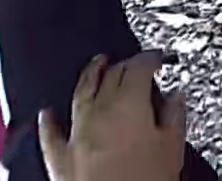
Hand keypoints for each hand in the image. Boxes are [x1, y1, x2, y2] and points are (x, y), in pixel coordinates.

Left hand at [38, 52, 186, 180]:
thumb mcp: (172, 149)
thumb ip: (174, 115)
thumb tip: (175, 97)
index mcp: (130, 103)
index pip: (140, 65)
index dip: (151, 58)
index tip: (159, 60)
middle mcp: (100, 111)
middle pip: (113, 74)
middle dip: (126, 64)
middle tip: (137, 64)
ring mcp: (77, 135)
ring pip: (81, 93)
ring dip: (89, 74)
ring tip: (97, 63)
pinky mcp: (60, 163)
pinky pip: (50, 136)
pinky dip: (48, 122)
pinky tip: (46, 113)